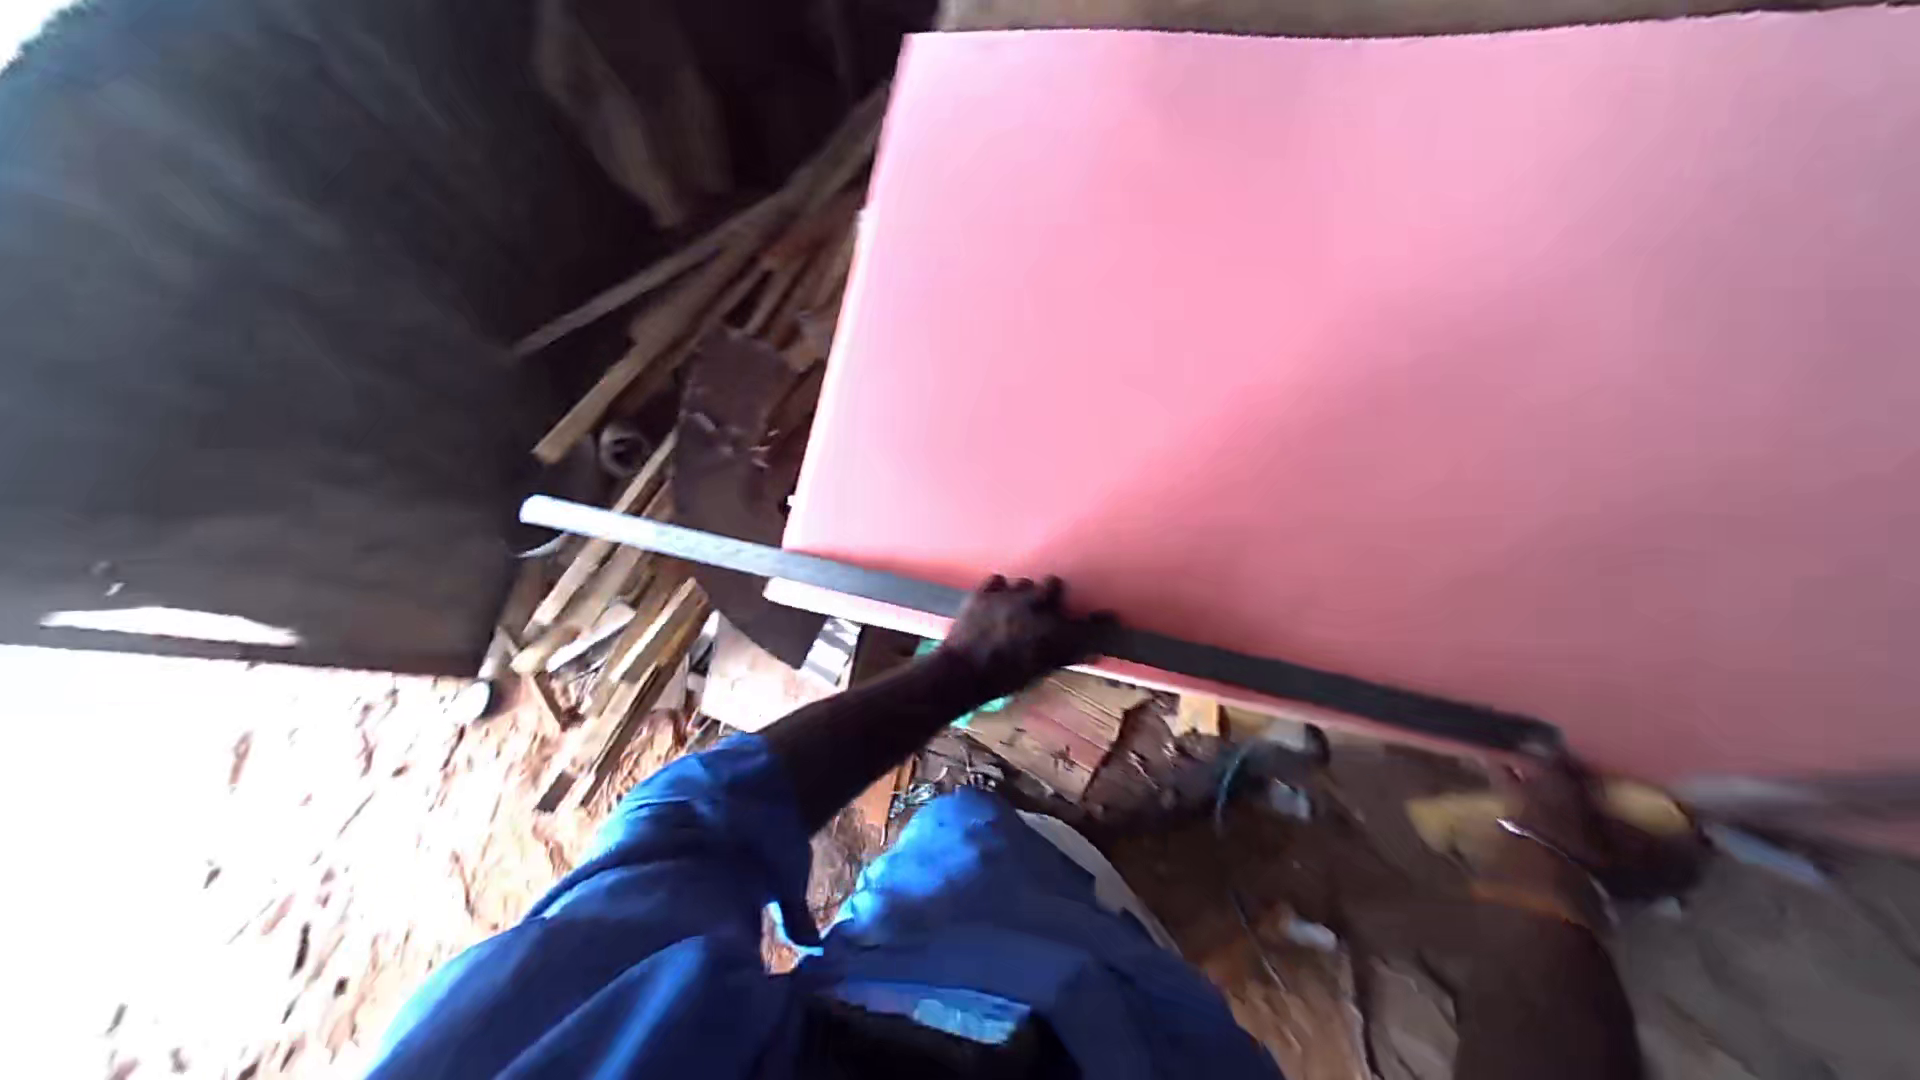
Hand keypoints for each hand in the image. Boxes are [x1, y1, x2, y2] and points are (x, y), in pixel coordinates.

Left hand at [935, 575, 1116, 697]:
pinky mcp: (983, 592)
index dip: (1099, 620)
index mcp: (1050, 630)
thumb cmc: (1003, 679)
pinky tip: (996, 602)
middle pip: (1053, 585)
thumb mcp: (1038, 671)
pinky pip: (997, 580)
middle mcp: (1032, 607)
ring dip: (1023, 593)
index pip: (1085, 622)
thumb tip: (1094, 651)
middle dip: (1052, 595)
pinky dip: (998, 590)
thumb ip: (1066, 656)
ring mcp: (1006, 596)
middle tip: (1044, 608)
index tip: (1109, 616)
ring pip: (1024, 583)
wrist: (961, 673)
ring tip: (1015, 608)